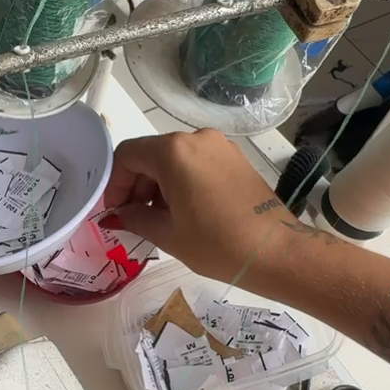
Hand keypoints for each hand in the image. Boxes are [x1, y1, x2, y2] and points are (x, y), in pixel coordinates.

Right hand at [101, 129, 312, 280]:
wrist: (275, 251)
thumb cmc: (216, 243)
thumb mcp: (167, 234)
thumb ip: (134, 218)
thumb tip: (116, 215)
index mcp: (173, 152)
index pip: (127, 155)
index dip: (114, 184)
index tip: (116, 211)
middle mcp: (195, 138)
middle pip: (150, 154)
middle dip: (136, 185)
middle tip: (134, 218)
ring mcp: (219, 146)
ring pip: (173, 159)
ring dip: (158, 185)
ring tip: (161, 220)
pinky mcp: (234, 158)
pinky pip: (195, 163)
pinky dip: (181, 182)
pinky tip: (184, 212)